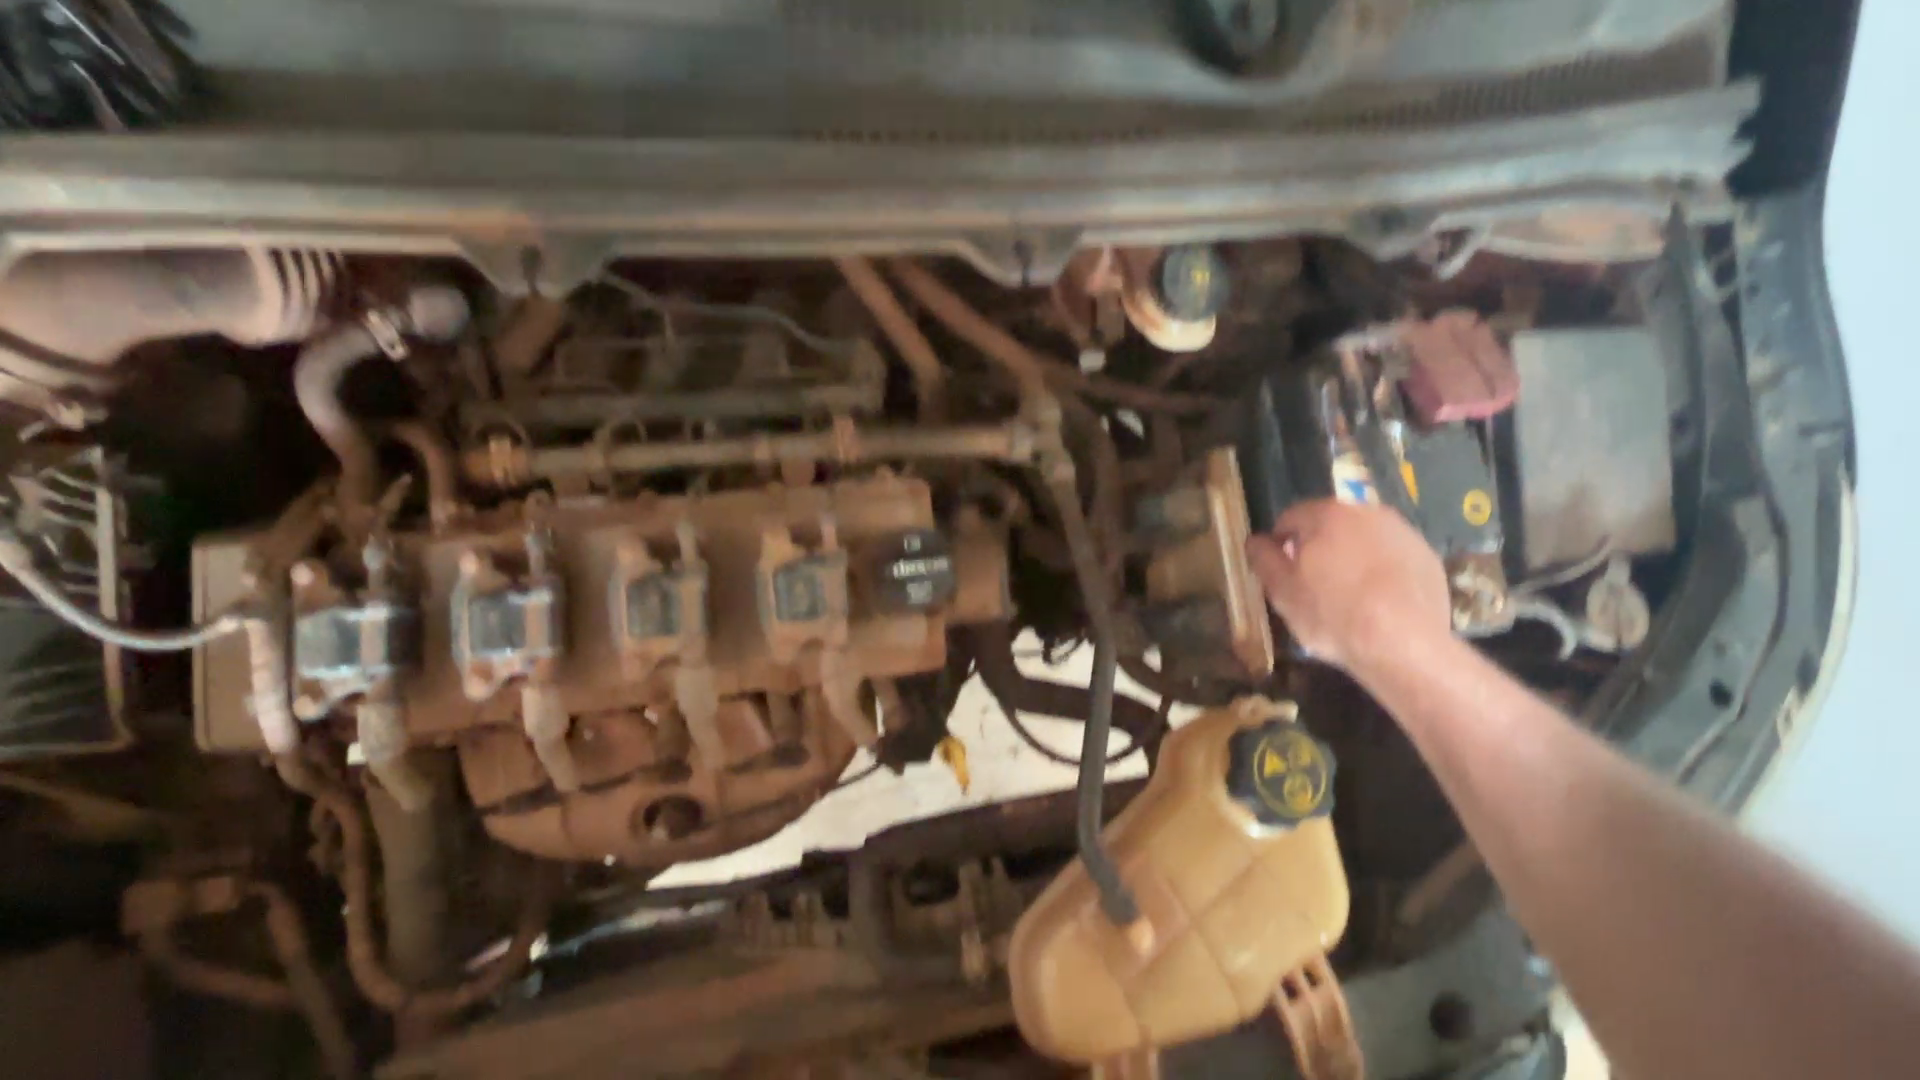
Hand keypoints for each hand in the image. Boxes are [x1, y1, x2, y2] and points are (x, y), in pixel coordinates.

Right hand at [1245, 499, 1451, 669]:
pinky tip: (1378, 603)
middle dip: (1319, 548)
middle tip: (1313, 585)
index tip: (1282, 572)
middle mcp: (1367, 512)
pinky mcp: (1428, 557)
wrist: (1403, 643)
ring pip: (1364, 540)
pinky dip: (1382, 572)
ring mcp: (1403, 532)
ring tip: (1348, 597)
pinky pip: (1392, 558)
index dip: (1281, 545)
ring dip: (1351, 558)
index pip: (1290, 518)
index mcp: (1327, 514)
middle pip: (1331, 526)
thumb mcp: (1282, 591)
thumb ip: (1263, 559)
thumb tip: (1254, 540)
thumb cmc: (1332, 613)